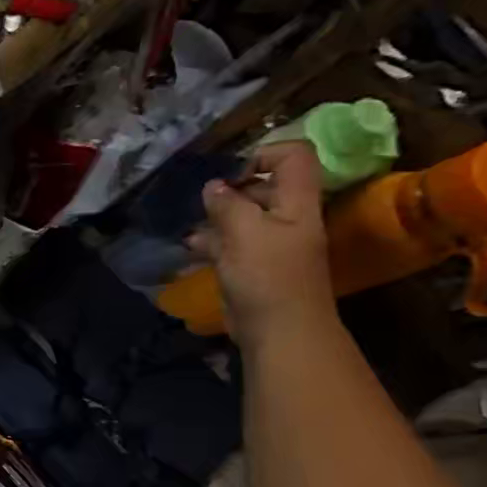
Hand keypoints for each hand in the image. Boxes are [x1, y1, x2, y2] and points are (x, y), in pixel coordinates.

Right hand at [193, 141, 337, 345]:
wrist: (279, 331)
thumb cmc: (267, 276)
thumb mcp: (245, 232)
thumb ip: (227, 204)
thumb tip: (212, 186)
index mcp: (297, 201)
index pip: (293, 155)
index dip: (262, 154)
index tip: (230, 176)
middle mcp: (287, 217)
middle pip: (263, 186)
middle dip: (230, 191)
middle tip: (202, 204)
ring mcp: (271, 244)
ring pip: (243, 218)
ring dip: (216, 219)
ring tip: (190, 227)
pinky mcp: (254, 268)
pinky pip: (232, 246)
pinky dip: (211, 244)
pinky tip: (189, 249)